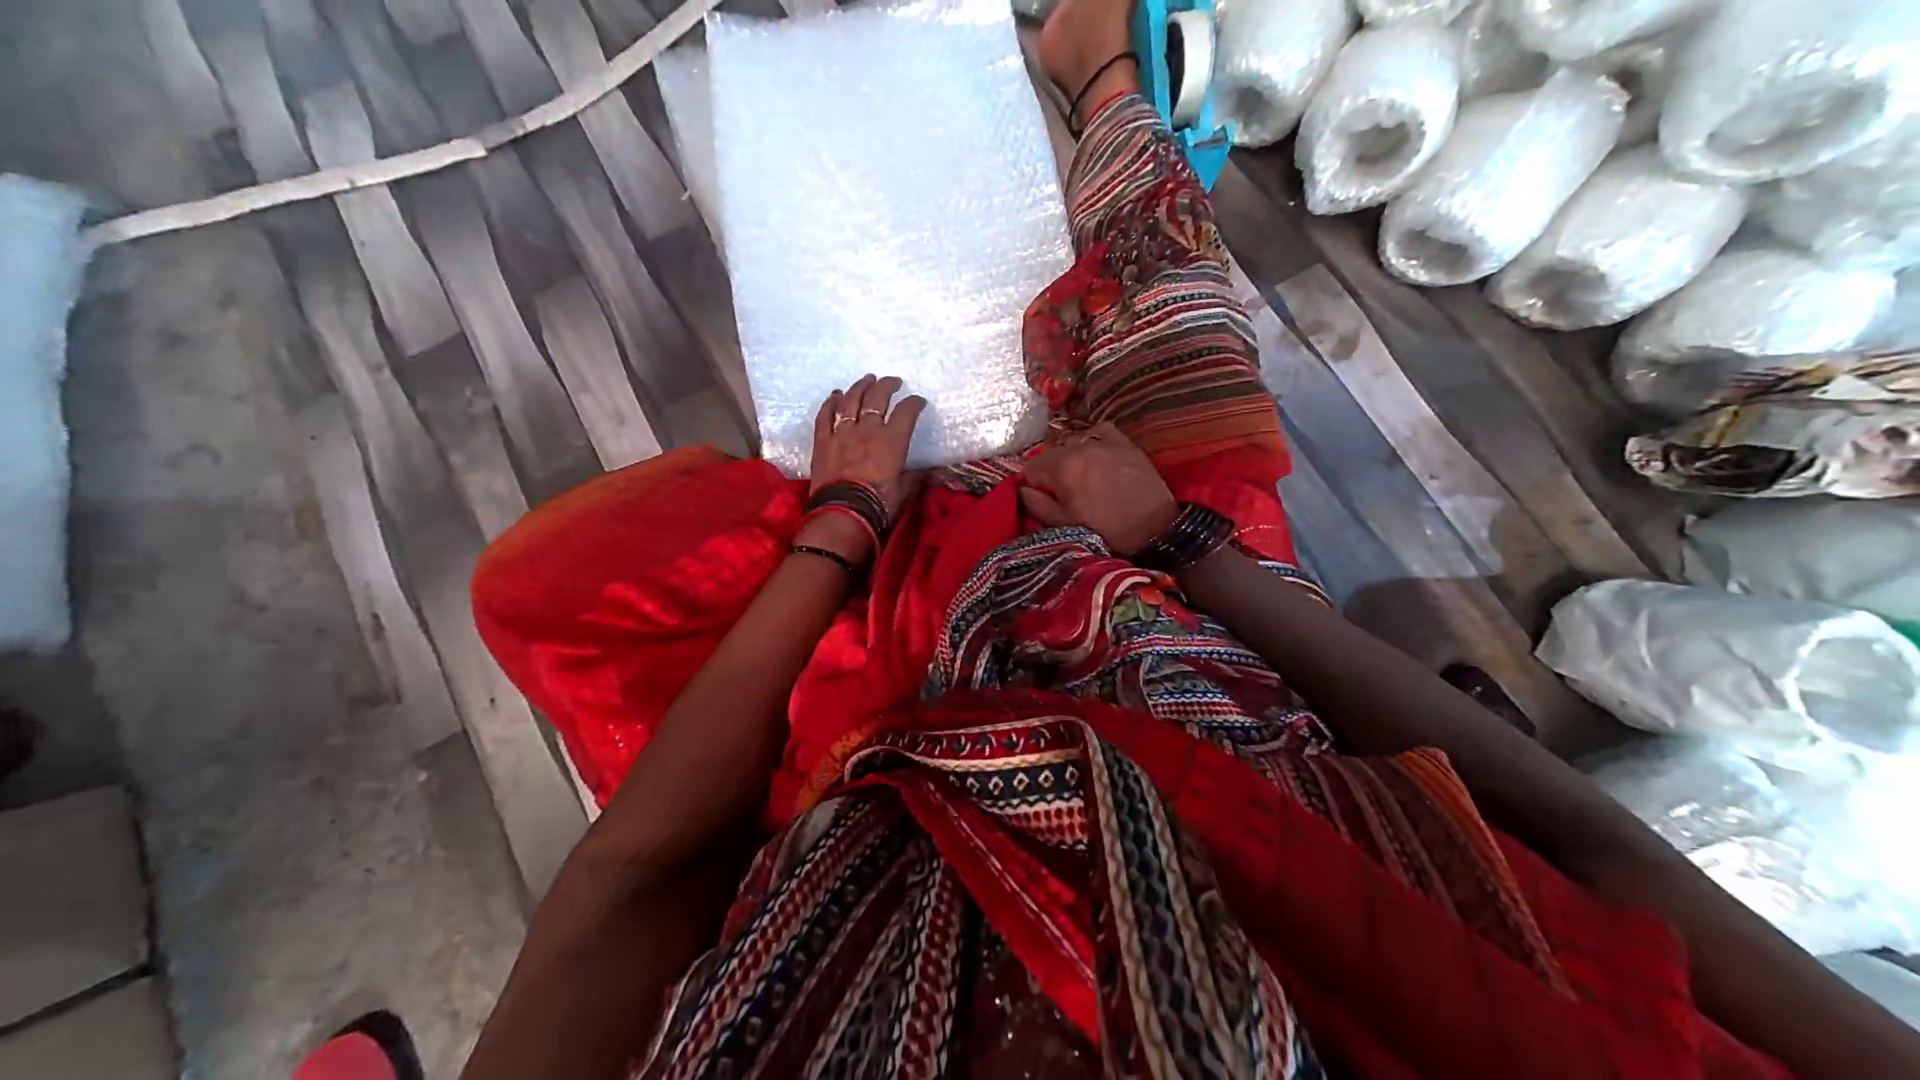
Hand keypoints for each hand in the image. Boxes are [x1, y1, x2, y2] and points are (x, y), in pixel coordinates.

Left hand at [798, 374, 926, 562]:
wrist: (842, 517)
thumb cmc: (878, 507)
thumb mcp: (905, 492)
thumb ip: (916, 477)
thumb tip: (931, 472)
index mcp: (891, 441)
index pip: (906, 412)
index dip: (914, 403)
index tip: (918, 402)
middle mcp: (867, 430)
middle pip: (877, 397)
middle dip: (887, 385)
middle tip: (893, 382)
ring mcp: (842, 434)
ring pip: (850, 400)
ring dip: (859, 387)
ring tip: (866, 380)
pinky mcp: (822, 442)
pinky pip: (825, 416)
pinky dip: (831, 403)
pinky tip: (836, 396)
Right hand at [1020, 422, 1179, 554]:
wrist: (1154, 529)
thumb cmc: (1106, 530)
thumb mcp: (1064, 523)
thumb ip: (1037, 504)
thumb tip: (1021, 490)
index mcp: (1062, 468)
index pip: (1030, 468)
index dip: (1030, 484)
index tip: (1039, 497)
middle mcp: (1080, 447)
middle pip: (1051, 453)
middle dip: (1049, 470)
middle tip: (1060, 491)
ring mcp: (1104, 442)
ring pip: (1074, 441)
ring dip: (1070, 456)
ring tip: (1079, 476)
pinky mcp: (1125, 443)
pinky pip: (1101, 430)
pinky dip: (1093, 438)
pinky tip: (1096, 453)